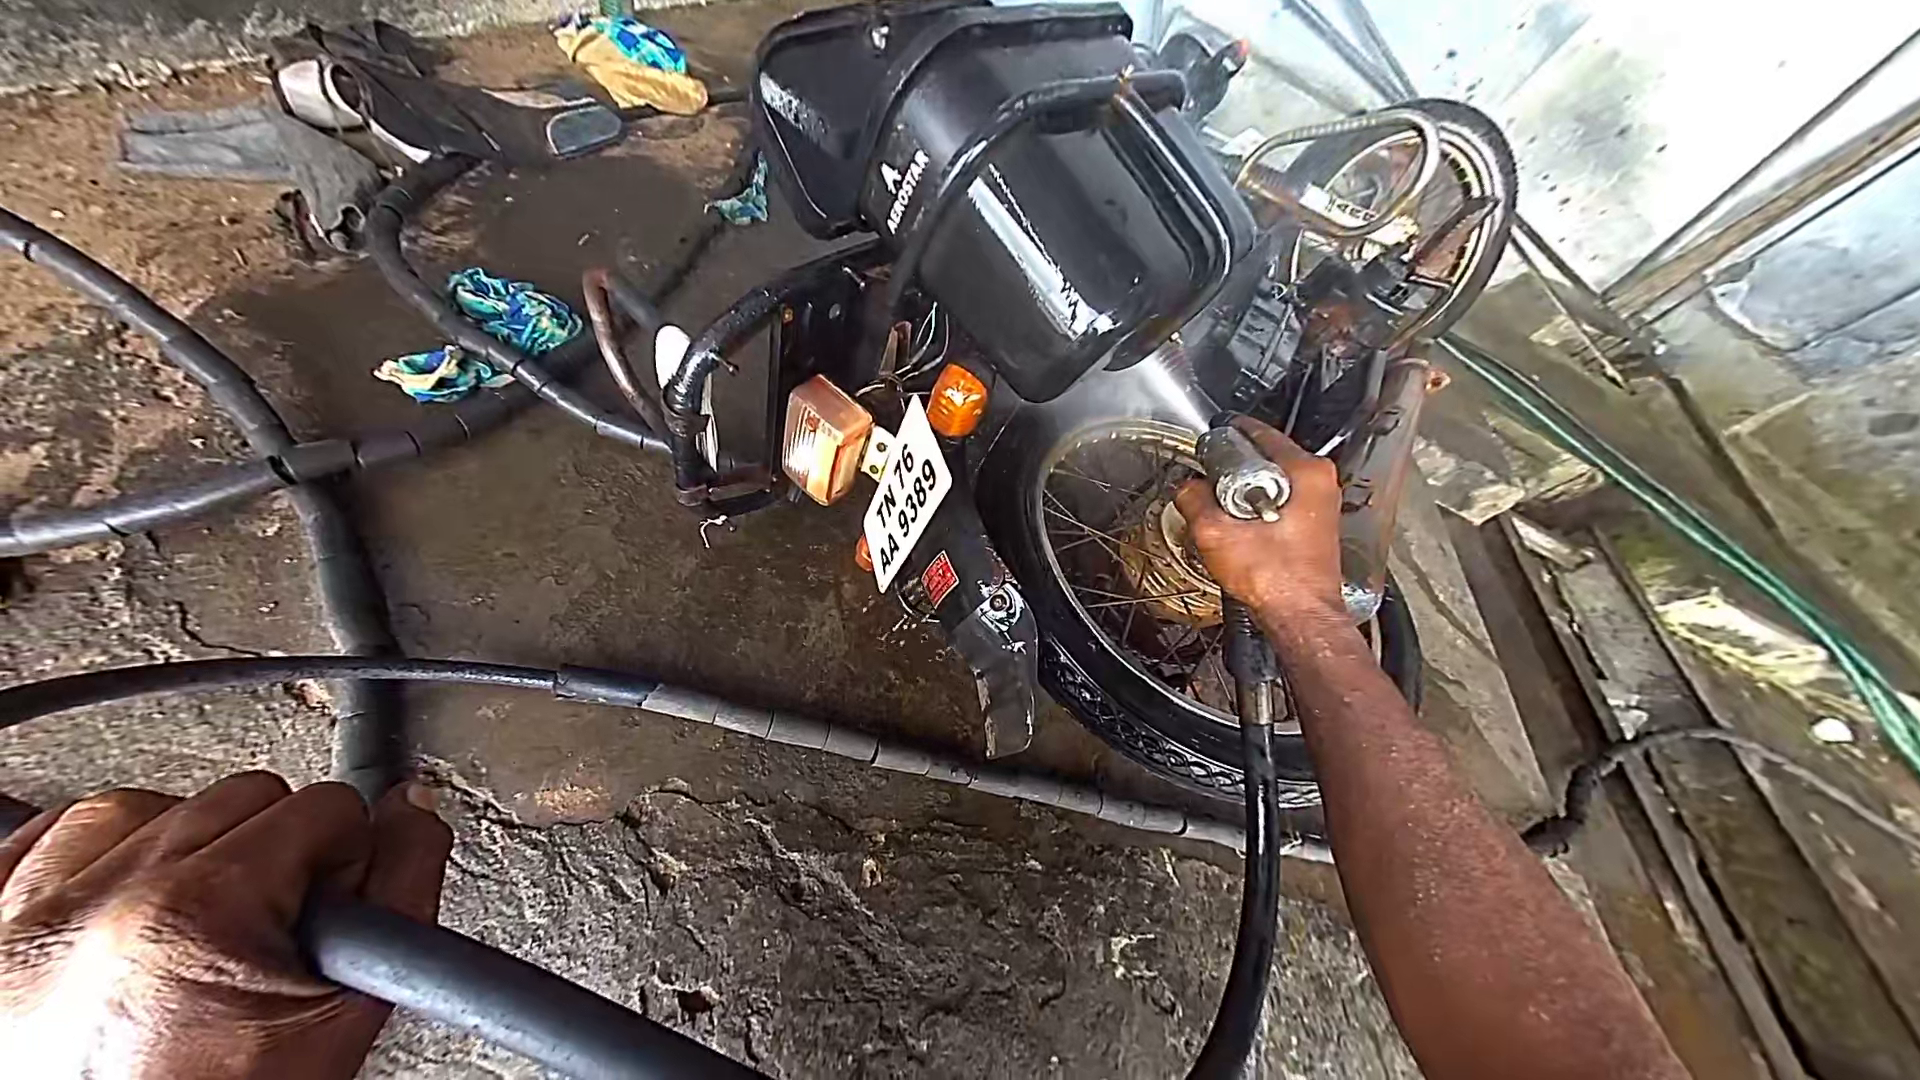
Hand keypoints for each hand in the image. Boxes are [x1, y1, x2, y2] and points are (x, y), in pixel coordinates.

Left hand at [0, 772, 451, 1079]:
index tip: (330, 902)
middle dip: (277, 843)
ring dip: (183, 843)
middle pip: (239, 795)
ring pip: (133, 811)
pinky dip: (87, 855)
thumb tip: (410, 804)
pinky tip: (123, 892)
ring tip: (200, 902)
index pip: (324, 804)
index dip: (348, 851)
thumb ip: (406, 877)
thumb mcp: (357, 996)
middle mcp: (85, 914)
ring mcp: (5, 935)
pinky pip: (25, 844)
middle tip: (274, 909)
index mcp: (193, 916)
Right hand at [1176, 416, 1346, 622]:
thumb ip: (1194, 501)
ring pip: (1270, 480)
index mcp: (1306, 473)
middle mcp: (1320, 483)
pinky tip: (1239, 526)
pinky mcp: (1312, 523)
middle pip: (1265, 456)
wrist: (1300, 615)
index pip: (1261, 433)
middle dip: (1233, 467)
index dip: (1228, 436)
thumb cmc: (1277, 580)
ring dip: (1243, 489)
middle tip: (1209, 481)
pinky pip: (1278, 500)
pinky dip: (1255, 506)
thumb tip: (1186, 487)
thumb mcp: (1216, 534)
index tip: (1211, 440)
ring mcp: (1320, 504)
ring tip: (1221, 509)